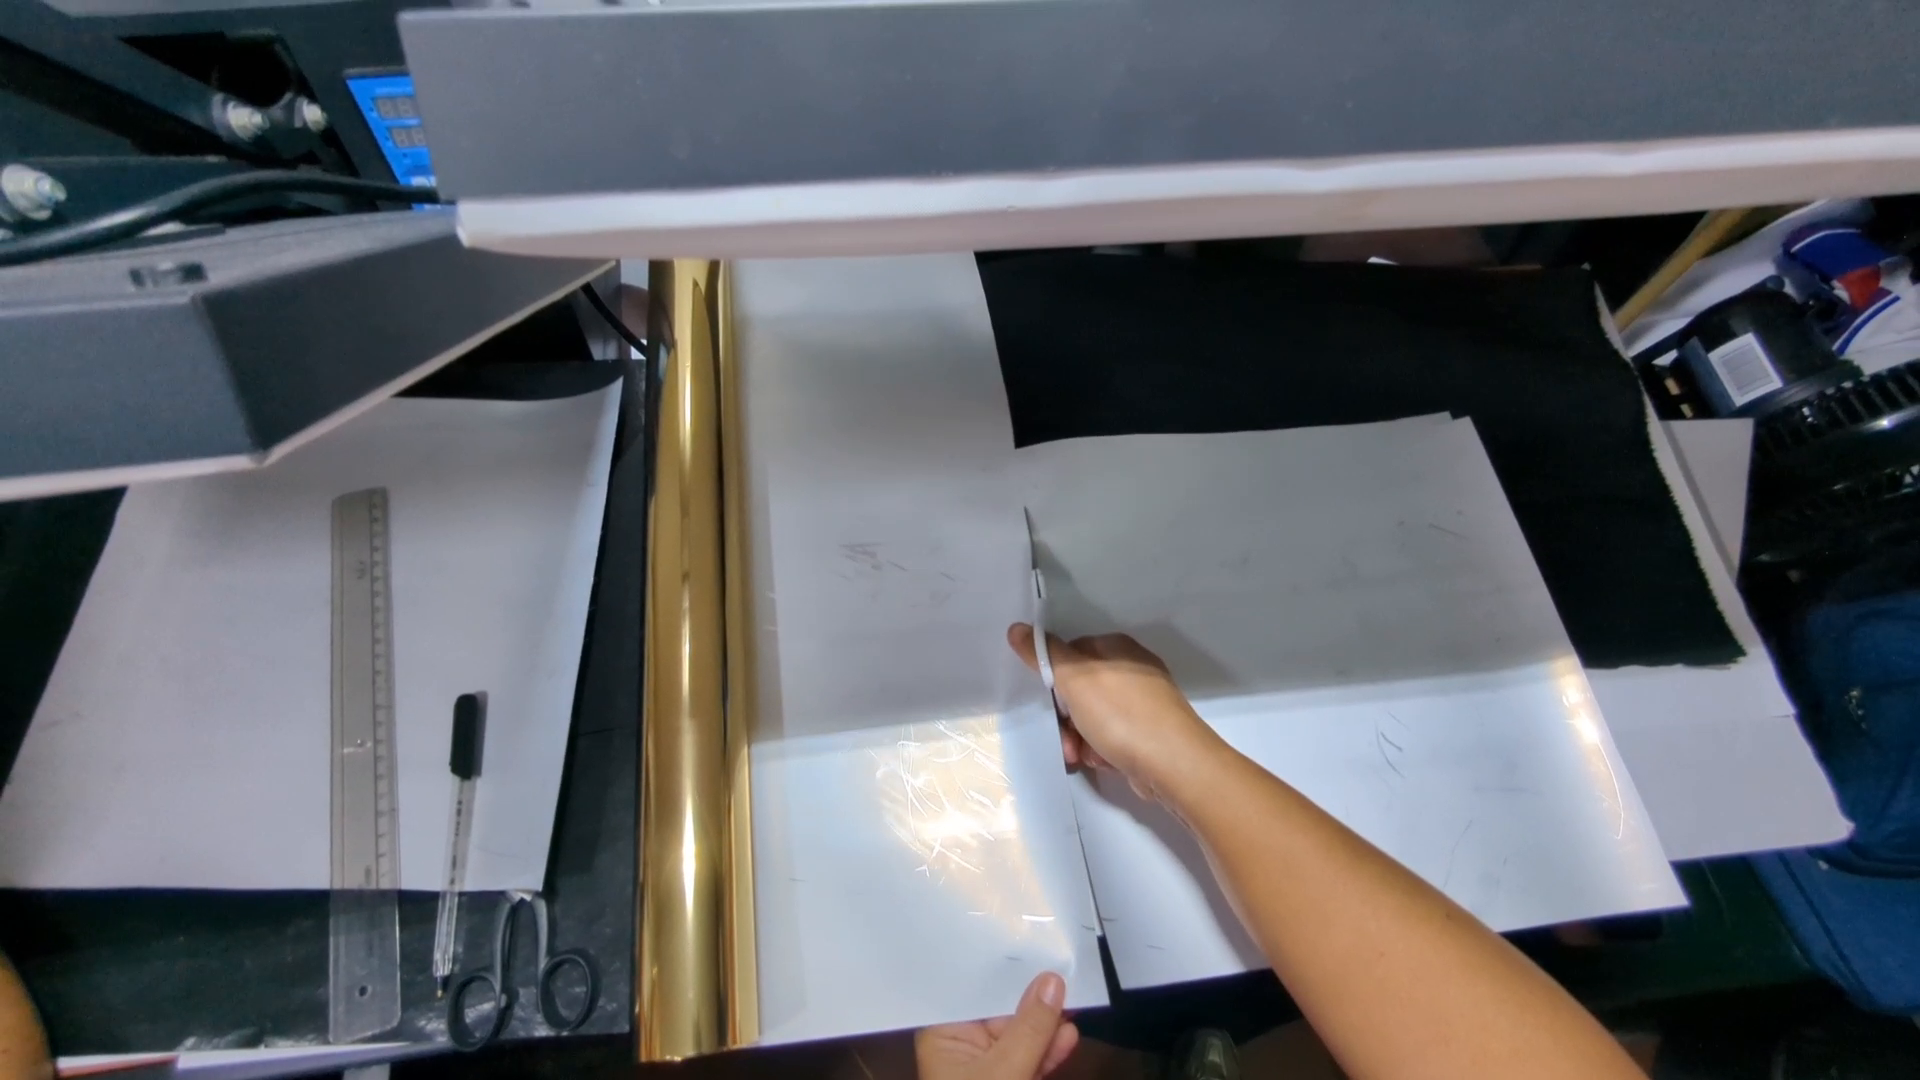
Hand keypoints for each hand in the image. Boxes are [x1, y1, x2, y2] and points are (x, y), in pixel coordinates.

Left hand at [915, 972, 1078, 1079]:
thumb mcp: (1006, 1072)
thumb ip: (1031, 1028)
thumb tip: (1053, 980)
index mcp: (943, 1033)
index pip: (972, 988)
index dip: (1002, 966)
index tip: (1031, 941)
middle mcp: (959, 1045)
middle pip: (998, 1009)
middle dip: (1031, 995)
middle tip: (1063, 967)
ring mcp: (982, 1068)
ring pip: (1017, 1035)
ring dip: (1046, 1024)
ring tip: (1074, 1000)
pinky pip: (1026, 1059)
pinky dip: (1047, 1051)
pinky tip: (1069, 1036)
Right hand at [1007, 623, 1217, 801]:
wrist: (1174, 766)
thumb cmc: (1122, 715)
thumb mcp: (1075, 679)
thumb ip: (1044, 654)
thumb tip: (1017, 628)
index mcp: (1117, 649)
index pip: (1070, 652)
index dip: (1054, 677)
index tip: (1046, 699)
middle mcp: (1131, 671)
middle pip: (1079, 689)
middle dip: (1065, 717)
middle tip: (1063, 736)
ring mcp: (1142, 704)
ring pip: (1091, 717)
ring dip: (1078, 738)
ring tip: (1080, 755)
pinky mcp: (1146, 734)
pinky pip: (1110, 737)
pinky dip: (1100, 749)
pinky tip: (1102, 761)